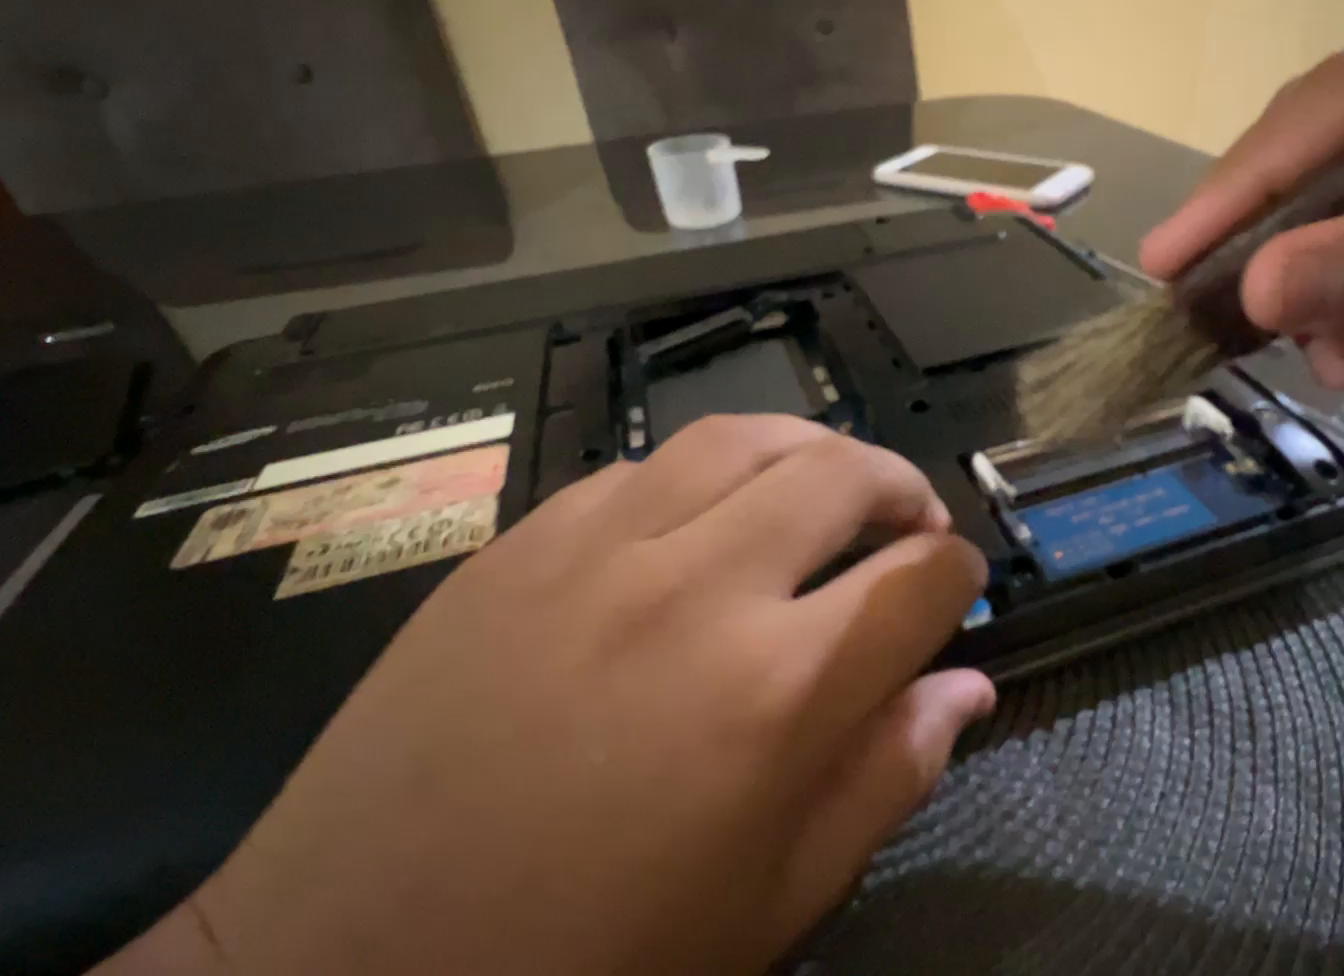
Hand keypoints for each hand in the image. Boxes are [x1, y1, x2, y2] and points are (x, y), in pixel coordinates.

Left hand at [100, 416, 993, 975]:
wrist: (355, 962)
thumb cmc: (599, 950)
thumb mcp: (779, 894)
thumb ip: (890, 773)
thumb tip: (968, 687)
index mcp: (780, 688)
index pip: (919, 580)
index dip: (959, 575)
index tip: (958, 586)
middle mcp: (699, 587)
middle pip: (843, 474)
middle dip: (903, 489)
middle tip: (911, 523)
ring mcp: (600, 549)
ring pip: (742, 438)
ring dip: (811, 450)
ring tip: (827, 485)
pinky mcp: (522, 542)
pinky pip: (642, 469)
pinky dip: (706, 475)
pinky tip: (704, 517)